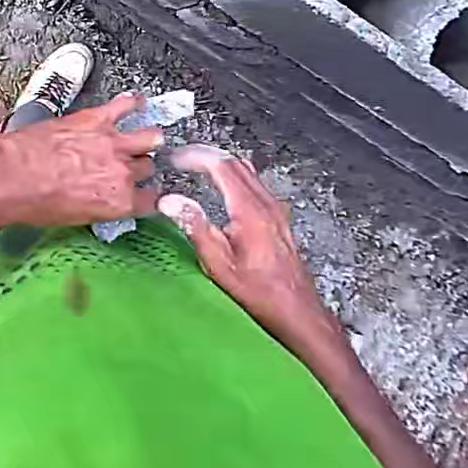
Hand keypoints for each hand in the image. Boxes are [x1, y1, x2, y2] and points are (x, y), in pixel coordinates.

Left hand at [0, 95, 162, 226]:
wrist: (12, 176)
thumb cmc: (34, 201)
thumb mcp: (73, 217)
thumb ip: (98, 206)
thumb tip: (99, 200)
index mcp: (119, 202)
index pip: (150, 201)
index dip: (146, 197)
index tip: (143, 195)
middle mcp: (123, 172)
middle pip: (147, 167)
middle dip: (140, 168)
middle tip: (129, 166)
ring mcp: (113, 143)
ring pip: (150, 137)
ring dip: (148, 139)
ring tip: (146, 137)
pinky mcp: (97, 119)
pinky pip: (125, 106)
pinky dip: (133, 103)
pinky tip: (137, 102)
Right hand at [157, 145, 328, 341]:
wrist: (297, 312)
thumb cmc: (259, 293)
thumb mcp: (219, 263)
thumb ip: (195, 226)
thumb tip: (170, 200)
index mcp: (250, 210)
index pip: (222, 166)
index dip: (197, 156)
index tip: (177, 158)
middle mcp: (267, 205)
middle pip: (237, 164)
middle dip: (208, 156)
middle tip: (183, 159)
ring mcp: (277, 211)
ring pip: (248, 173)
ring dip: (222, 165)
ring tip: (198, 169)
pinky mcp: (280, 220)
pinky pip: (256, 185)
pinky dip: (235, 178)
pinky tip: (224, 191)